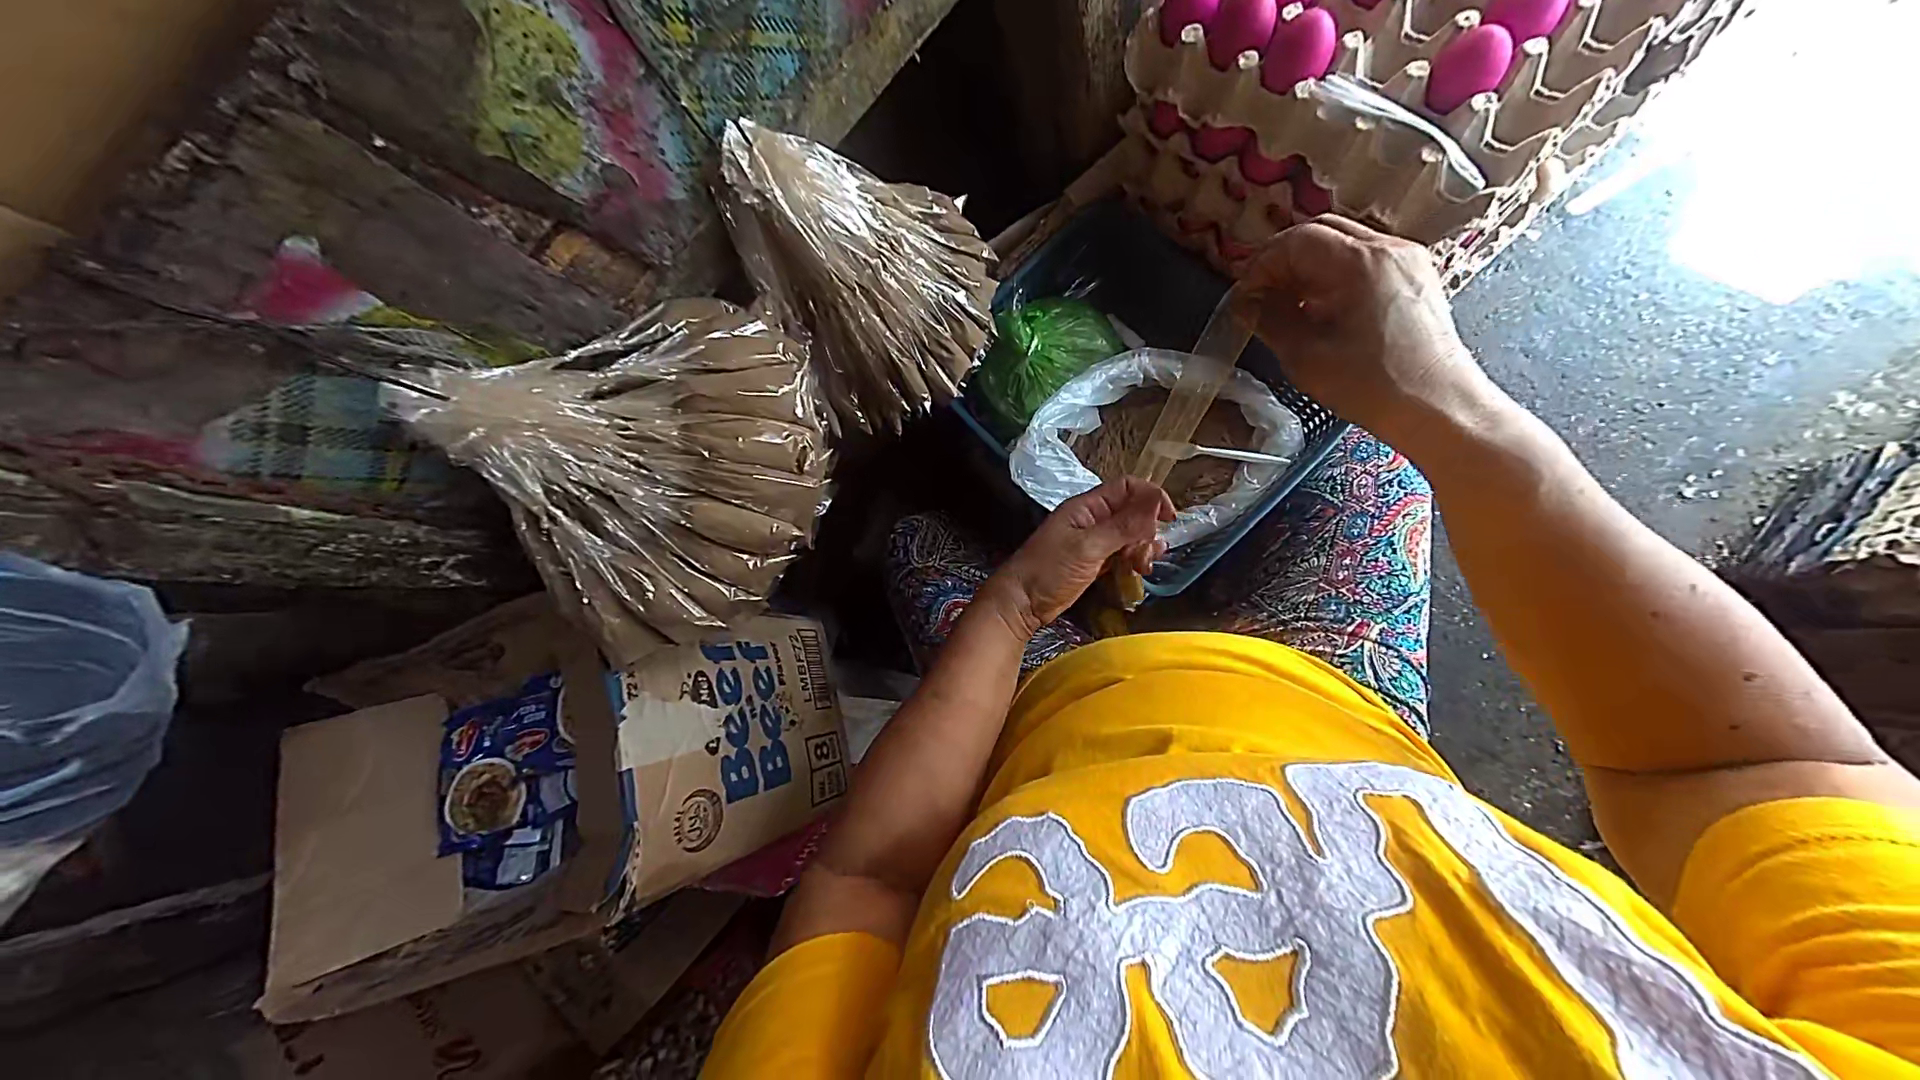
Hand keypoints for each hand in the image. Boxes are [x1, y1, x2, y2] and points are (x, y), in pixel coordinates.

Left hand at [983, 478, 1175, 637]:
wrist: (1020, 604)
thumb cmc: (1047, 571)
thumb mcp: (1088, 547)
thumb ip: (1123, 526)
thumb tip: (1156, 501)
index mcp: (1087, 507)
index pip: (1128, 487)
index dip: (1151, 497)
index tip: (1169, 519)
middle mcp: (1092, 520)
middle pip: (1133, 512)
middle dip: (1148, 530)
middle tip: (1147, 554)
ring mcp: (1093, 542)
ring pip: (1130, 535)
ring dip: (1143, 547)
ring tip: (1143, 566)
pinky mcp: (1093, 562)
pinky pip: (1121, 554)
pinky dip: (1133, 560)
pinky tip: (1138, 572)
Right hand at [1243, 215, 1496, 449]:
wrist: (1436, 404)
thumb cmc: (1371, 384)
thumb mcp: (1304, 355)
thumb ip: (1270, 320)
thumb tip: (1245, 303)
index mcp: (1360, 262)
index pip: (1296, 240)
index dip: (1261, 264)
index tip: (1244, 296)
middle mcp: (1387, 249)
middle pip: (1320, 232)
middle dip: (1282, 260)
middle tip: (1259, 295)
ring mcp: (1406, 260)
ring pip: (1342, 243)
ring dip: (1306, 267)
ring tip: (1286, 304)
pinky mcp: (1413, 277)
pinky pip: (1363, 259)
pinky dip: (1332, 275)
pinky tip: (1318, 308)